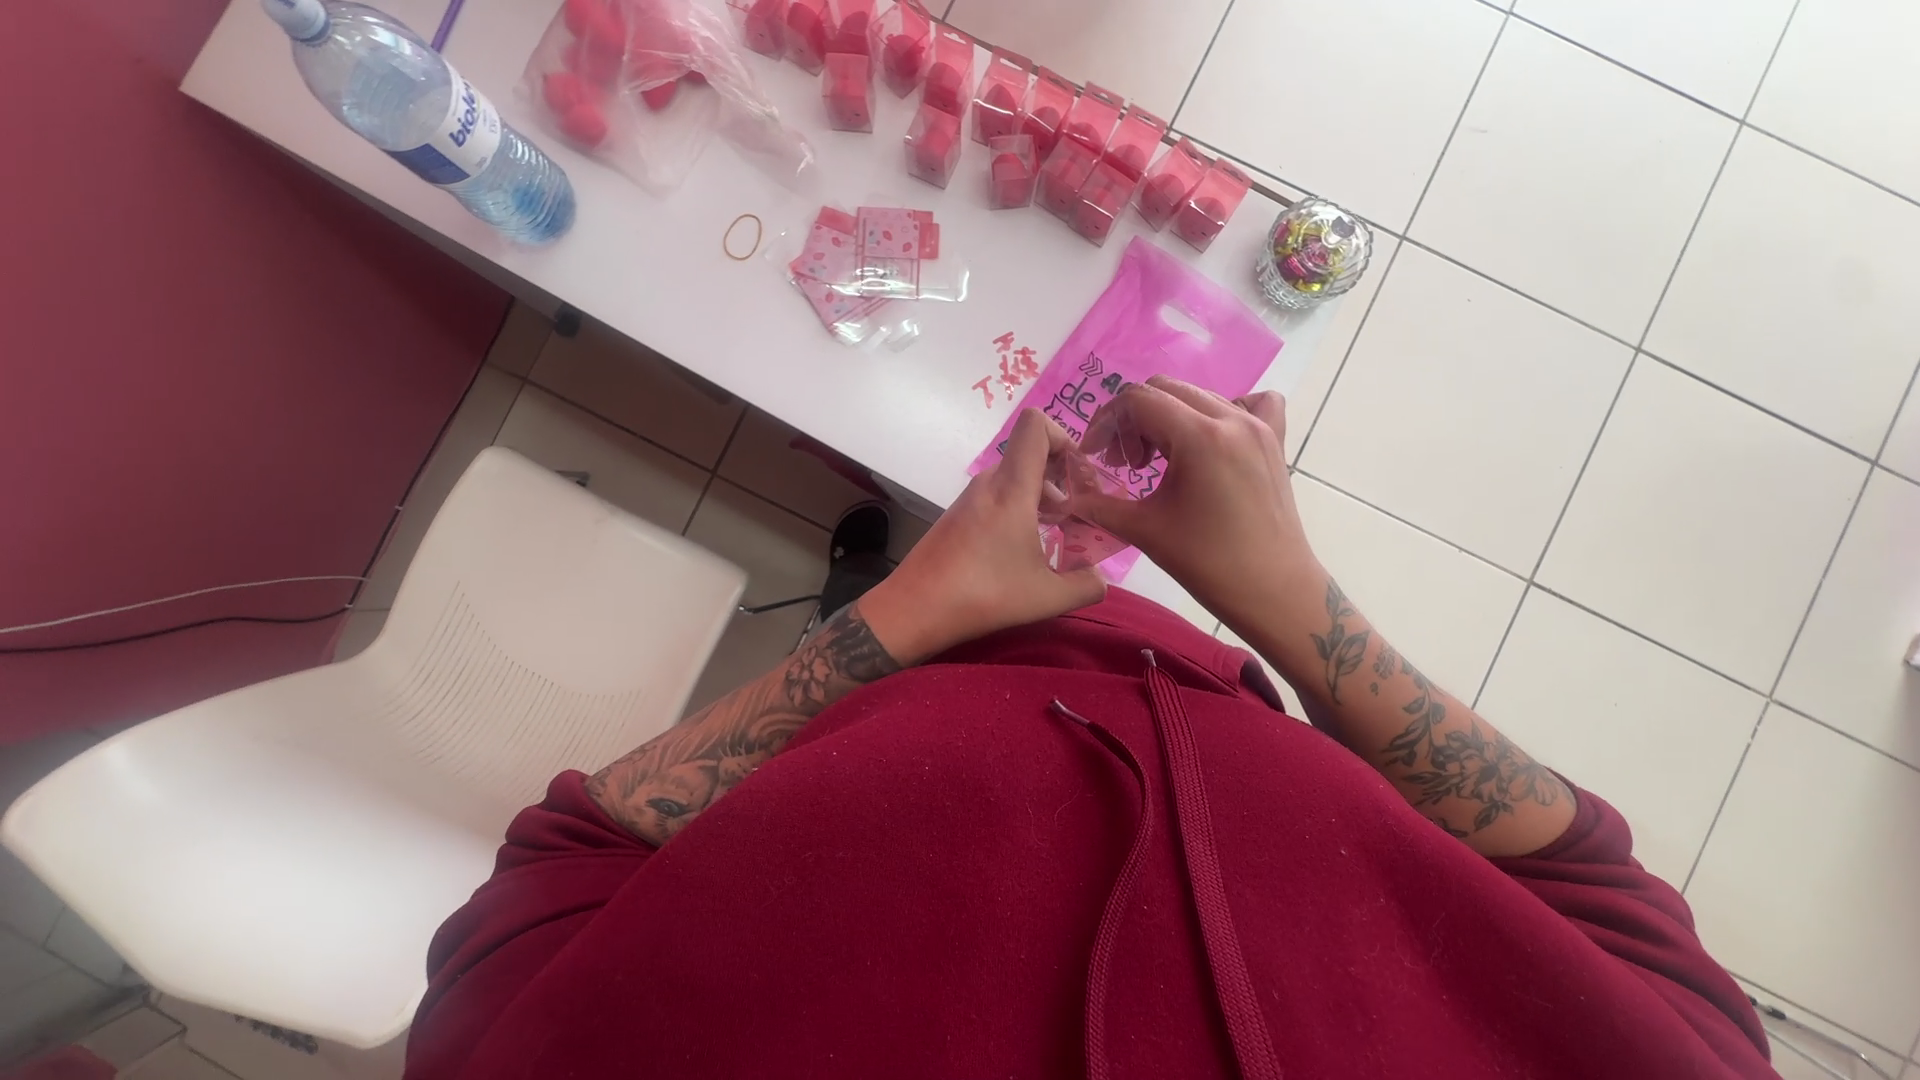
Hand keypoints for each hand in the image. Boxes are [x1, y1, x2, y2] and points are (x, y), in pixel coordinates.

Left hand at [857, 408, 1107, 664]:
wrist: (915, 609)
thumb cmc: (985, 595)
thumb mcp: (1048, 597)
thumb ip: (1087, 585)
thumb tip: (1100, 578)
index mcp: (1012, 487)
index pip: (1036, 425)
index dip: (1065, 436)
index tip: (1082, 476)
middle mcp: (989, 483)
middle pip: (1031, 455)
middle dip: (1062, 477)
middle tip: (1081, 514)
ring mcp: (970, 498)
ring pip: (1015, 479)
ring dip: (1042, 497)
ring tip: (1060, 535)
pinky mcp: (958, 516)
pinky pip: (998, 497)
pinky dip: (1020, 510)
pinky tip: (1026, 550)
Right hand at [1072, 375, 1321, 628]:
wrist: (1273, 591)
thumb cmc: (1207, 564)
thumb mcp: (1144, 530)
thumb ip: (1097, 505)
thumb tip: (1066, 495)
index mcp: (1199, 437)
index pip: (1137, 400)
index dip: (1106, 422)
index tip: (1095, 456)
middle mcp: (1231, 418)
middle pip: (1164, 390)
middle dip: (1132, 420)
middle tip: (1124, 463)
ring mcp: (1257, 426)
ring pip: (1197, 396)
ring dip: (1166, 418)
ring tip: (1157, 461)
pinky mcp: (1274, 439)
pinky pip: (1248, 403)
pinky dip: (1220, 412)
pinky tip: (1209, 441)